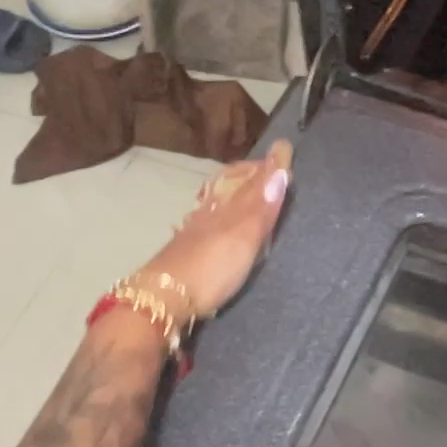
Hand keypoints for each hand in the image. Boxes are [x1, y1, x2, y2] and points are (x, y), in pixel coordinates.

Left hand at [139, 139, 292, 317]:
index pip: (249, 178)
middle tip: (266, 168)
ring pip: (216, 204)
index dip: (266, 166)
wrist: (164, 297)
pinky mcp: (187, 253)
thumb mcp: (244, 236)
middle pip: (229, 186)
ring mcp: (194, 233)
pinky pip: (206, 224)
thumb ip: (261, 205)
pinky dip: (217, 215)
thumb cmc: (211, 267)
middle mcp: (209, 214)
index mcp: (225, 206)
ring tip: (245, 191)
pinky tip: (215, 223)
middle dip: (247, 174)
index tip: (283, 149)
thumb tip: (281, 165)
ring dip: (232, 194)